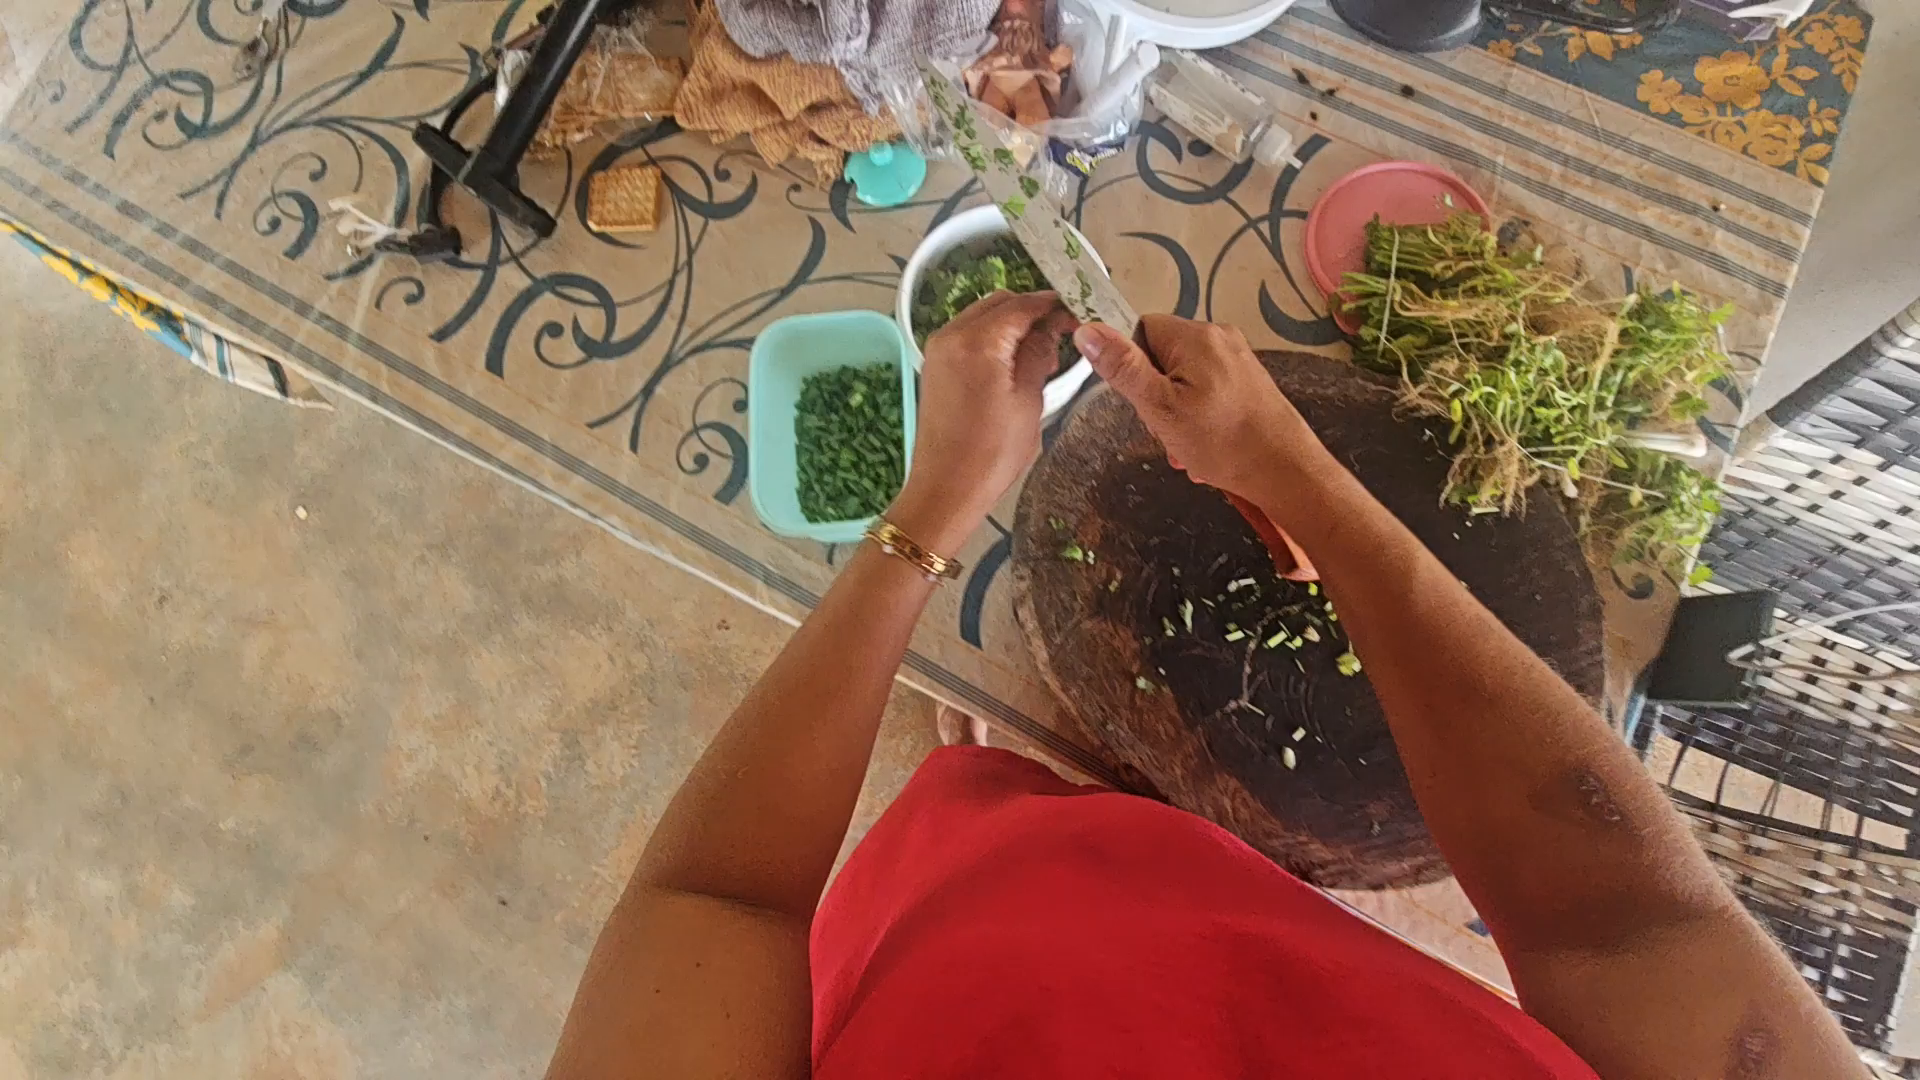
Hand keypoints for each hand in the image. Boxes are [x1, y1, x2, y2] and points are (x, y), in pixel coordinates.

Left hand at [890, 291, 1077, 553]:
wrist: (945, 490)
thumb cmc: (992, 453)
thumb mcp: (1027, 402)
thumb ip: (1038, 355)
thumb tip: (1049, 329)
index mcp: (977, 342)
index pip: (1022, 305)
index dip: (1053, 305)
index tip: (1078, 313)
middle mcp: (951, 335)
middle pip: (999, 304)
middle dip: (1031, 312)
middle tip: (1061, 336)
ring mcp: (938, 350)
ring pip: (982, 318)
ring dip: (1012, 326)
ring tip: (1040, 356)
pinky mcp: (934, 367)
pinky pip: (968, 337)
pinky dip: (993, 340)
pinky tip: (1014, 365)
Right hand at [1072, 315, 1330, 506]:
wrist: (1285, 470)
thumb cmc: (1221, 441)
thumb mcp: (1160, 408)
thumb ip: (1123, 368)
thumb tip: (1085, 329)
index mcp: (1195, 336)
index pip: (1140, 330)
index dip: (1130, 365)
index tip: (1140, 400)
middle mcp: (1218, 336)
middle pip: (1160, 356)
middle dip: (1154, 395)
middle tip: (1165, 429)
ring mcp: (1236, 358)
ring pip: (1181, 377)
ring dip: (1173, 412)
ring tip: (1184, 444)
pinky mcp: (1246, 380)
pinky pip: (1204, 389)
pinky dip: (1195, 415)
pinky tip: (1202, 444)